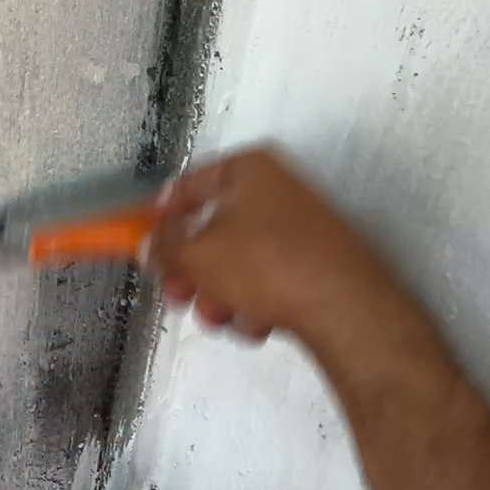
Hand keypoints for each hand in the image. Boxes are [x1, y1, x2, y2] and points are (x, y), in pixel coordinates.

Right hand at [141, 146, 426, 348]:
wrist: (343, 308)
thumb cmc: (278, 265)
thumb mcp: (195, 255)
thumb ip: (163, 248)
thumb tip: (150, 246)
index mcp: (249, 169)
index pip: (190, 183)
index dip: (162, 212)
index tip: (146, 232)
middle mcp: (279, 191)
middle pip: (213, 228)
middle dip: (192, 267)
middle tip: (177, 288)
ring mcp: (301, 227)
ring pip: (239, 261)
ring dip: (219, 292)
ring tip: (219, 312)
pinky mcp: (317, 264)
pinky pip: (268, 281)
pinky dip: (254, 302)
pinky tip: (255, 320)